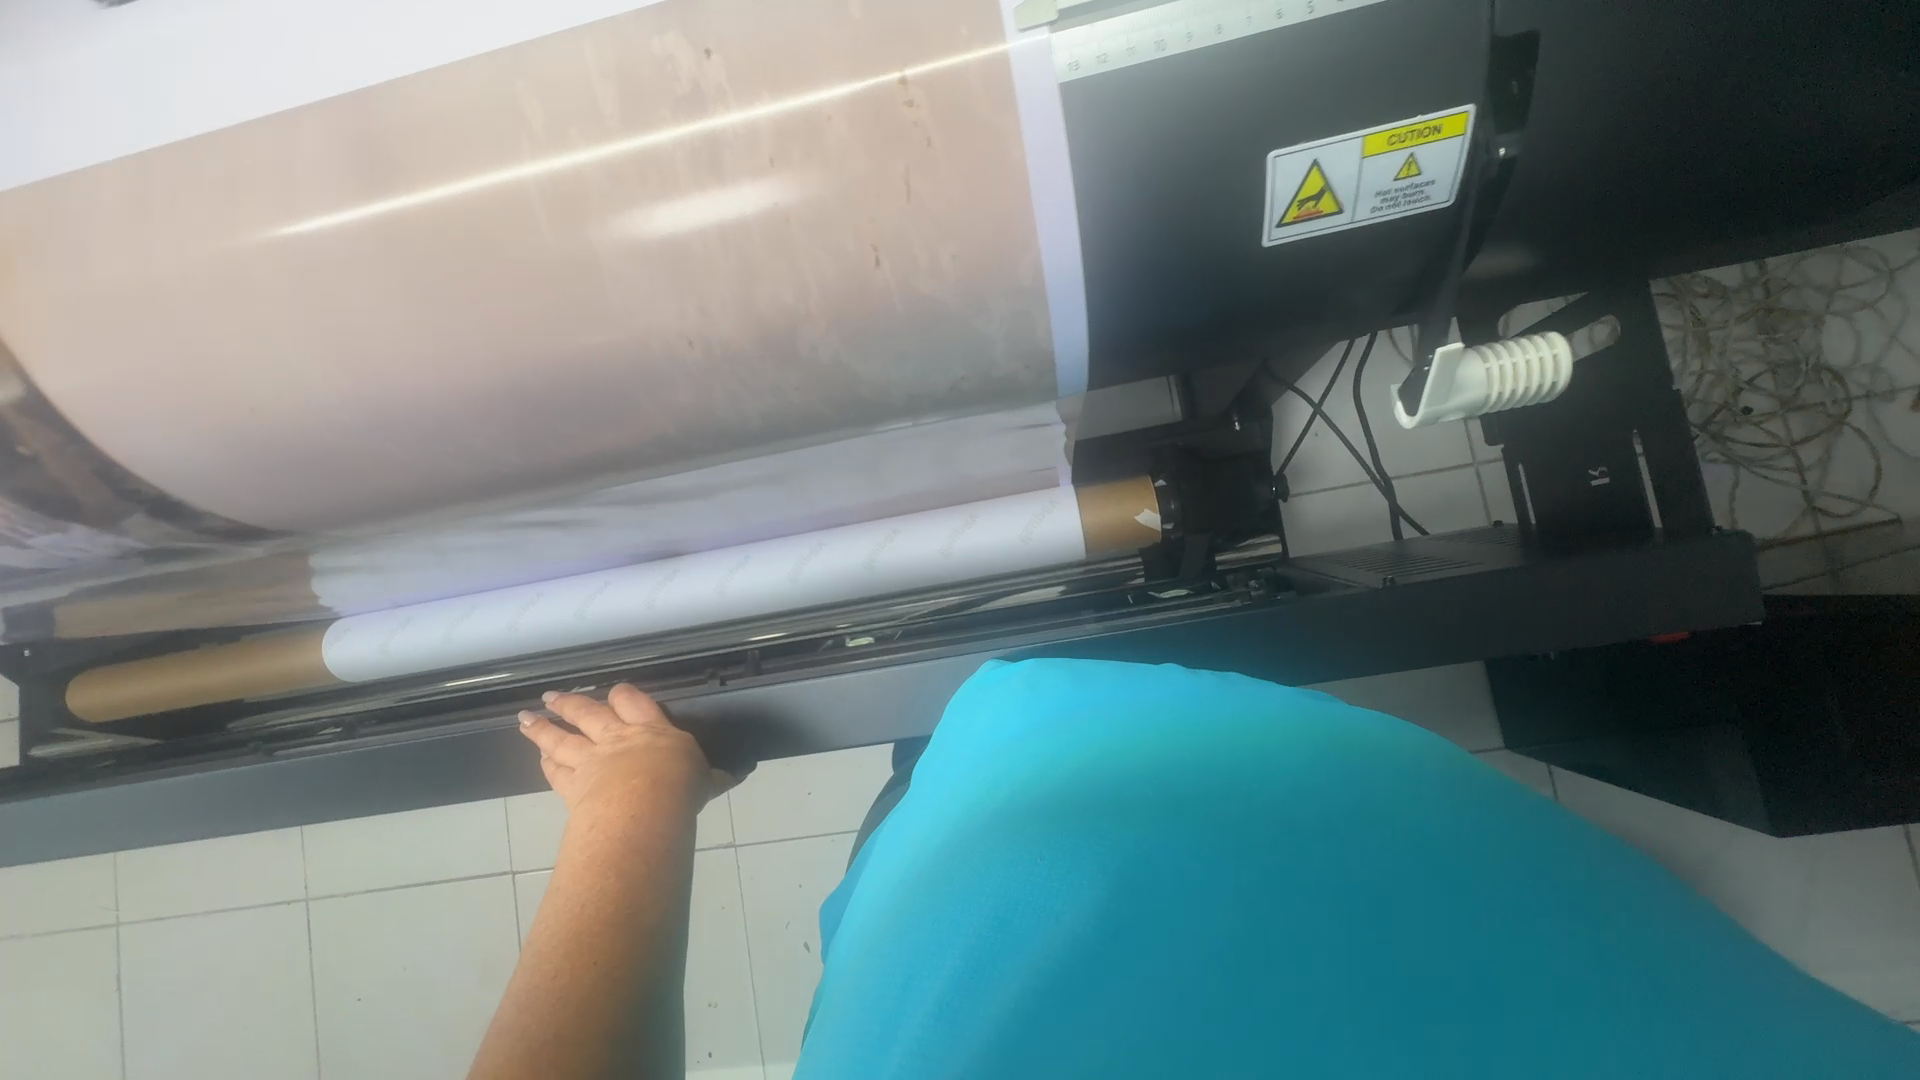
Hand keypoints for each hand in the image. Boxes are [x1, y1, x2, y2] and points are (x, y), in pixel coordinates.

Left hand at [518, 684, 735, 820]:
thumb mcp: (704, 781)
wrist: (645, 805)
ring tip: (526, 717)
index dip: (623, 696)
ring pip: (562, 738)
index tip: (615, 691)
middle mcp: (618, 739)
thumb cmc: (680, 786)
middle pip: (589, 713)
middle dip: (571, 703)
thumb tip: (732, 778)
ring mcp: (591, 761)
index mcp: (652, 731)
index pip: (634, 703)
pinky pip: (556, 771)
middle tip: (551, 695)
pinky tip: (539, 755)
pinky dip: (546, 763)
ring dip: (543, 727)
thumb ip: (711, 779)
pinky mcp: (573, 785)